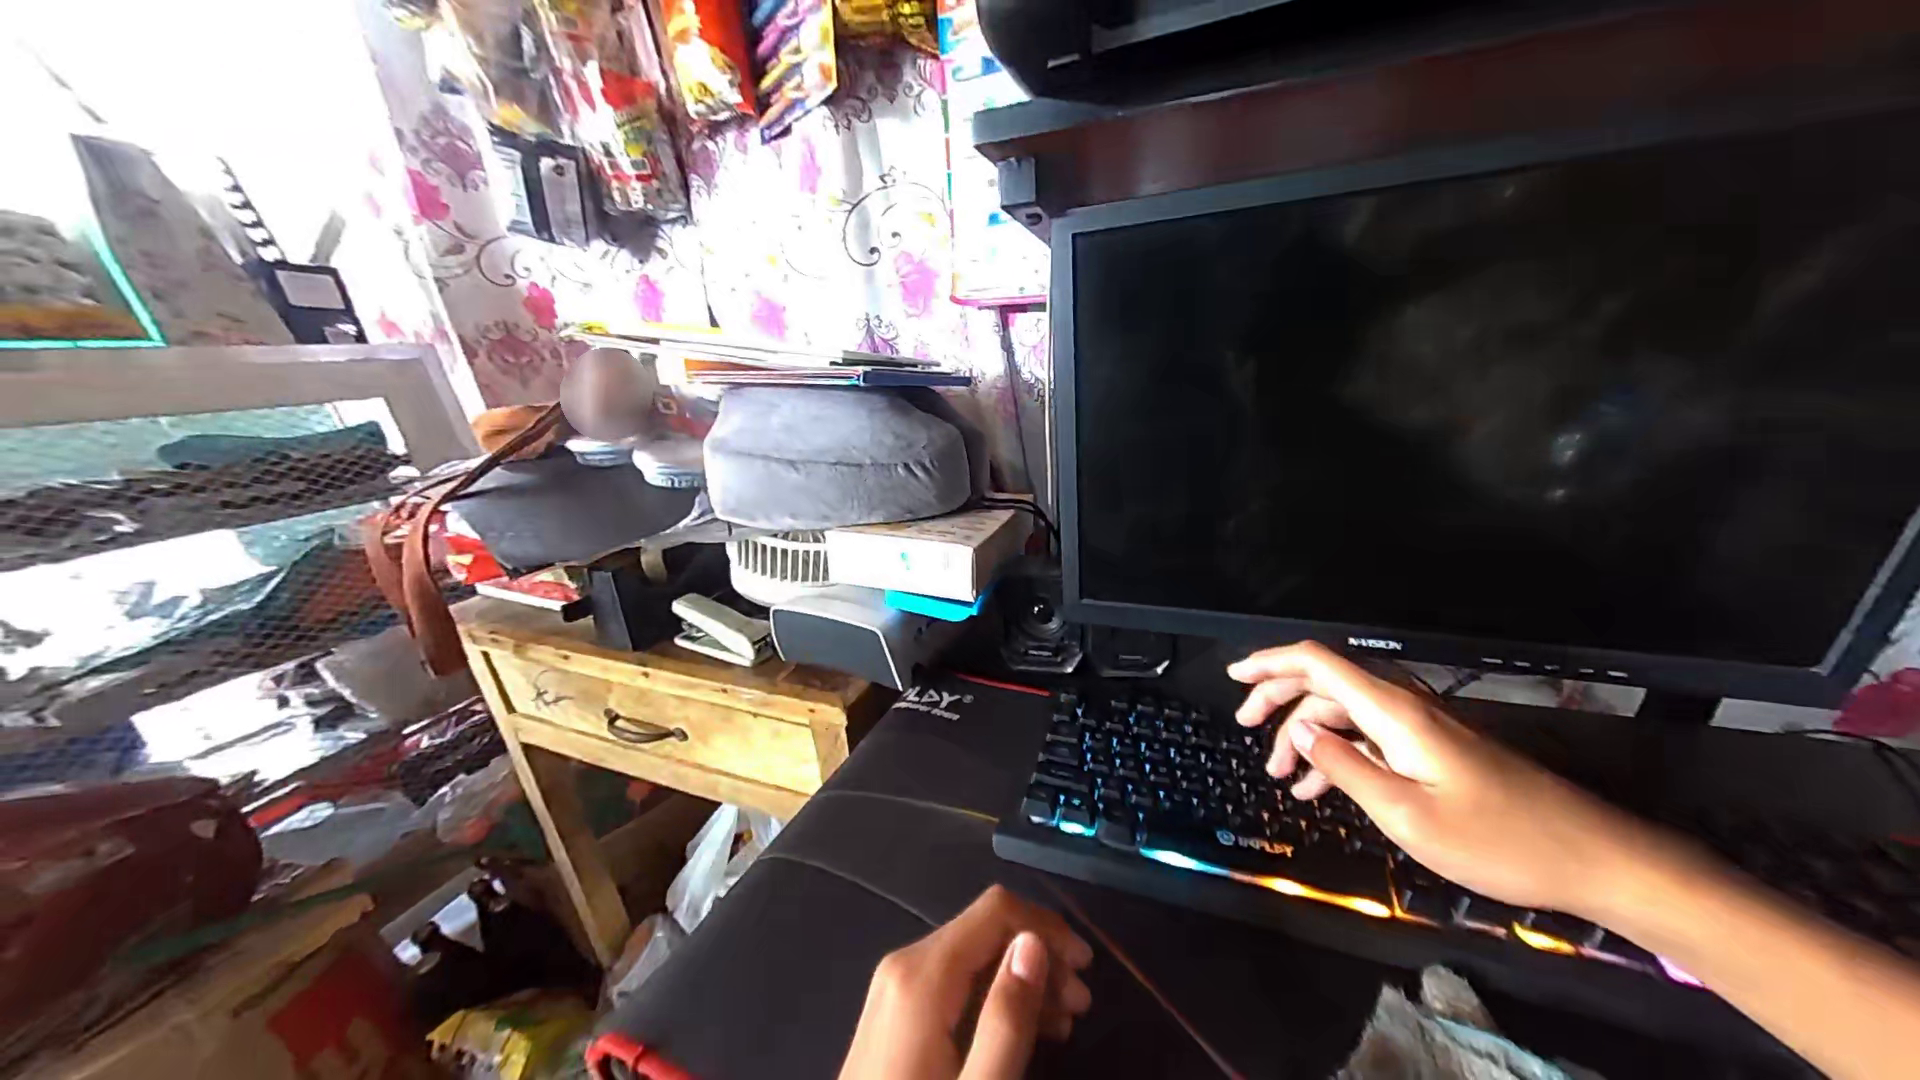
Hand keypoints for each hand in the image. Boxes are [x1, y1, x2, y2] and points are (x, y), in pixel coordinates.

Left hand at [839, 885, 1093, 1079]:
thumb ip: (1007, 1019)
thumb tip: (1033, 942)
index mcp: (923, 974)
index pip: (995, 911)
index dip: (1047, 927)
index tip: (1086, 967)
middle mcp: (906, 964)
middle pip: (985, 930)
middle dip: (1039, 955)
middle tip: (1082, 1006)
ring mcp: (897, 987)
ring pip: (974, 955)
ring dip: (1022, 977)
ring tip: (1064, 1022)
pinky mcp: (897, 1012)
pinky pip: (955, 983)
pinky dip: (995, 996)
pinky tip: (1024, 1030)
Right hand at [1228, 641, 1658, 916]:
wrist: (1596, 858)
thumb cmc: (1499, 839)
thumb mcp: (1407, 814)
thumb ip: (1345, 766)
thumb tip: (1301, 733)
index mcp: (1392, 712)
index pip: (1318, 663)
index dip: (1270, 662)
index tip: (1235, 676)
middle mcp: (1401, 708)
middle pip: (1323, 683)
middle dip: (1276, 700)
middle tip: (1245, 726)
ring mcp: (1418, 728)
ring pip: (1342, 714)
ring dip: (1305, 737)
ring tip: (1281, 776)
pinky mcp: (1431, 749)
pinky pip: (1368, 738)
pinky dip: (1337, 755)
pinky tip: (1320, 787)